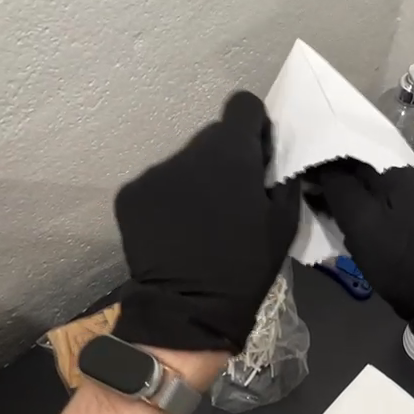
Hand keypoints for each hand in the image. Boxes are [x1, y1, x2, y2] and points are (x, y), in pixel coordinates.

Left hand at [113, 92, 301, 358]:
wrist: (190, 308)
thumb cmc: (247, 264)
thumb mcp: (284, 220)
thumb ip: (279, 175)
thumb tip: (267, 154)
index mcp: (231, 153)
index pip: (243, 106)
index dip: (253, 125)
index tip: (257, 152)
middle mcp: (189, 152)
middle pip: (213, 136)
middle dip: (226, 158)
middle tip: (232, 198)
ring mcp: (155, 172)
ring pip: (185, 162)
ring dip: (197, 180)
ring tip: (203, 220)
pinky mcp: (130, 194)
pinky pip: (159, 184)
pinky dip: (170, 199)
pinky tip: (177, 229)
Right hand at [308, 160, 413, 353]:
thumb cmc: (398, 256)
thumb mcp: (359, 220)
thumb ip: (337, 187)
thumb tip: (318, 167)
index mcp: (392, 168)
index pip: (346, 152)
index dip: (319, 162)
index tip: (295, 175)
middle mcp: (405, 175)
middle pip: (358, 168)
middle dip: (330, 177)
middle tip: (302, 192)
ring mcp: (412, 197)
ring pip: (368, 187)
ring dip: (344, 194)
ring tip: (317, 205)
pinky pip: (379, 204)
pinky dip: (359, 209)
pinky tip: (344, 219)